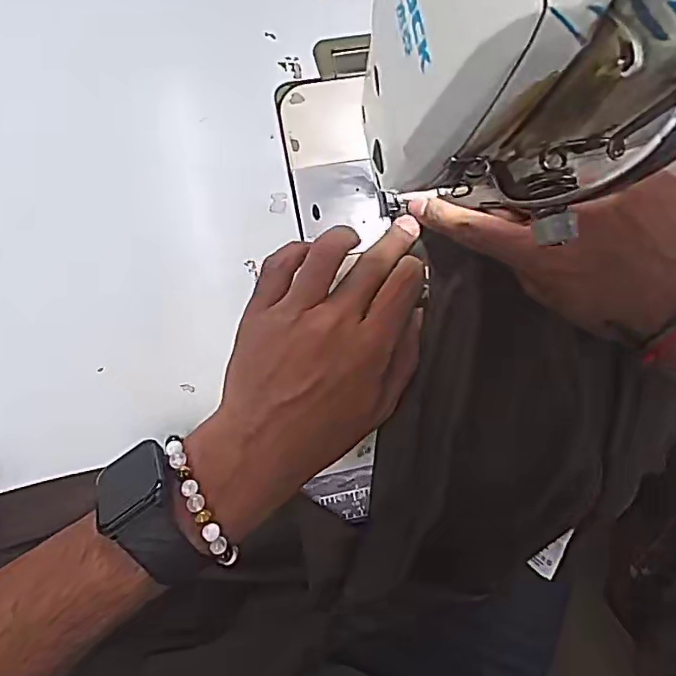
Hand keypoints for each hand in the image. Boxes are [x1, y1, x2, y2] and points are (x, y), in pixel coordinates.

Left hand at [185, 218, 425, 537]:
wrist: (260, 443)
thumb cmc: (314, 432)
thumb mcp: (378, 406)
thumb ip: (403, 359)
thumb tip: (415, 322)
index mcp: (368, 347)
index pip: (401, 285)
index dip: (413, 266)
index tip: (413, 263)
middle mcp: (334, 323)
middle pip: (372, 263)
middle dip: (394, 241)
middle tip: (400, 232)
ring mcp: (295, 313)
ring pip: (326, 253)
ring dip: (345, 237)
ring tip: (350, 237)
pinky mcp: (263, 312)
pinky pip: (278, 265)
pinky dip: (295, 250)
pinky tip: (305, 251)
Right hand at [409, 172, 675, 339]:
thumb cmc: (622, 307)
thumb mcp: (552, 295)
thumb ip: (523, 260)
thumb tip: (506, 234)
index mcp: (540, 249)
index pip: (475, 225)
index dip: (443, 213)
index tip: (422, 202)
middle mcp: (570, 215)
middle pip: (520, 189)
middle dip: (522, 200)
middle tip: (549, 221)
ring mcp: (609, 189)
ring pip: (566, 174)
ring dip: (569, 193)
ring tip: (599, 223)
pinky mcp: (645, 175)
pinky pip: (611, 167)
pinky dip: (611, 185)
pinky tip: (625, 212)